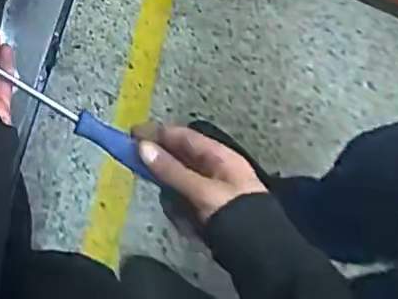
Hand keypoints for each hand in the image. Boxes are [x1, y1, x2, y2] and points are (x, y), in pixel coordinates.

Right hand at [131, 121, 266, 222]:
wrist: (267, 263)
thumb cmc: (236, 218)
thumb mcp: (201, 192)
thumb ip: (171, 170)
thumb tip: (142, 147)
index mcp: (219, 156)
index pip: (181, 135)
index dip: (156, 133)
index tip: (130, 136)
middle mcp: (217, 170)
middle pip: (179, 159)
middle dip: (164, 170)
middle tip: (146, 176)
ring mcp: (215, 193)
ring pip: (181, 184)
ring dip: (174, 197)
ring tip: (180, 213)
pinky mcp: (213, 215)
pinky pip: (188, 205)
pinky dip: (184, 214)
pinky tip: (189, 226)